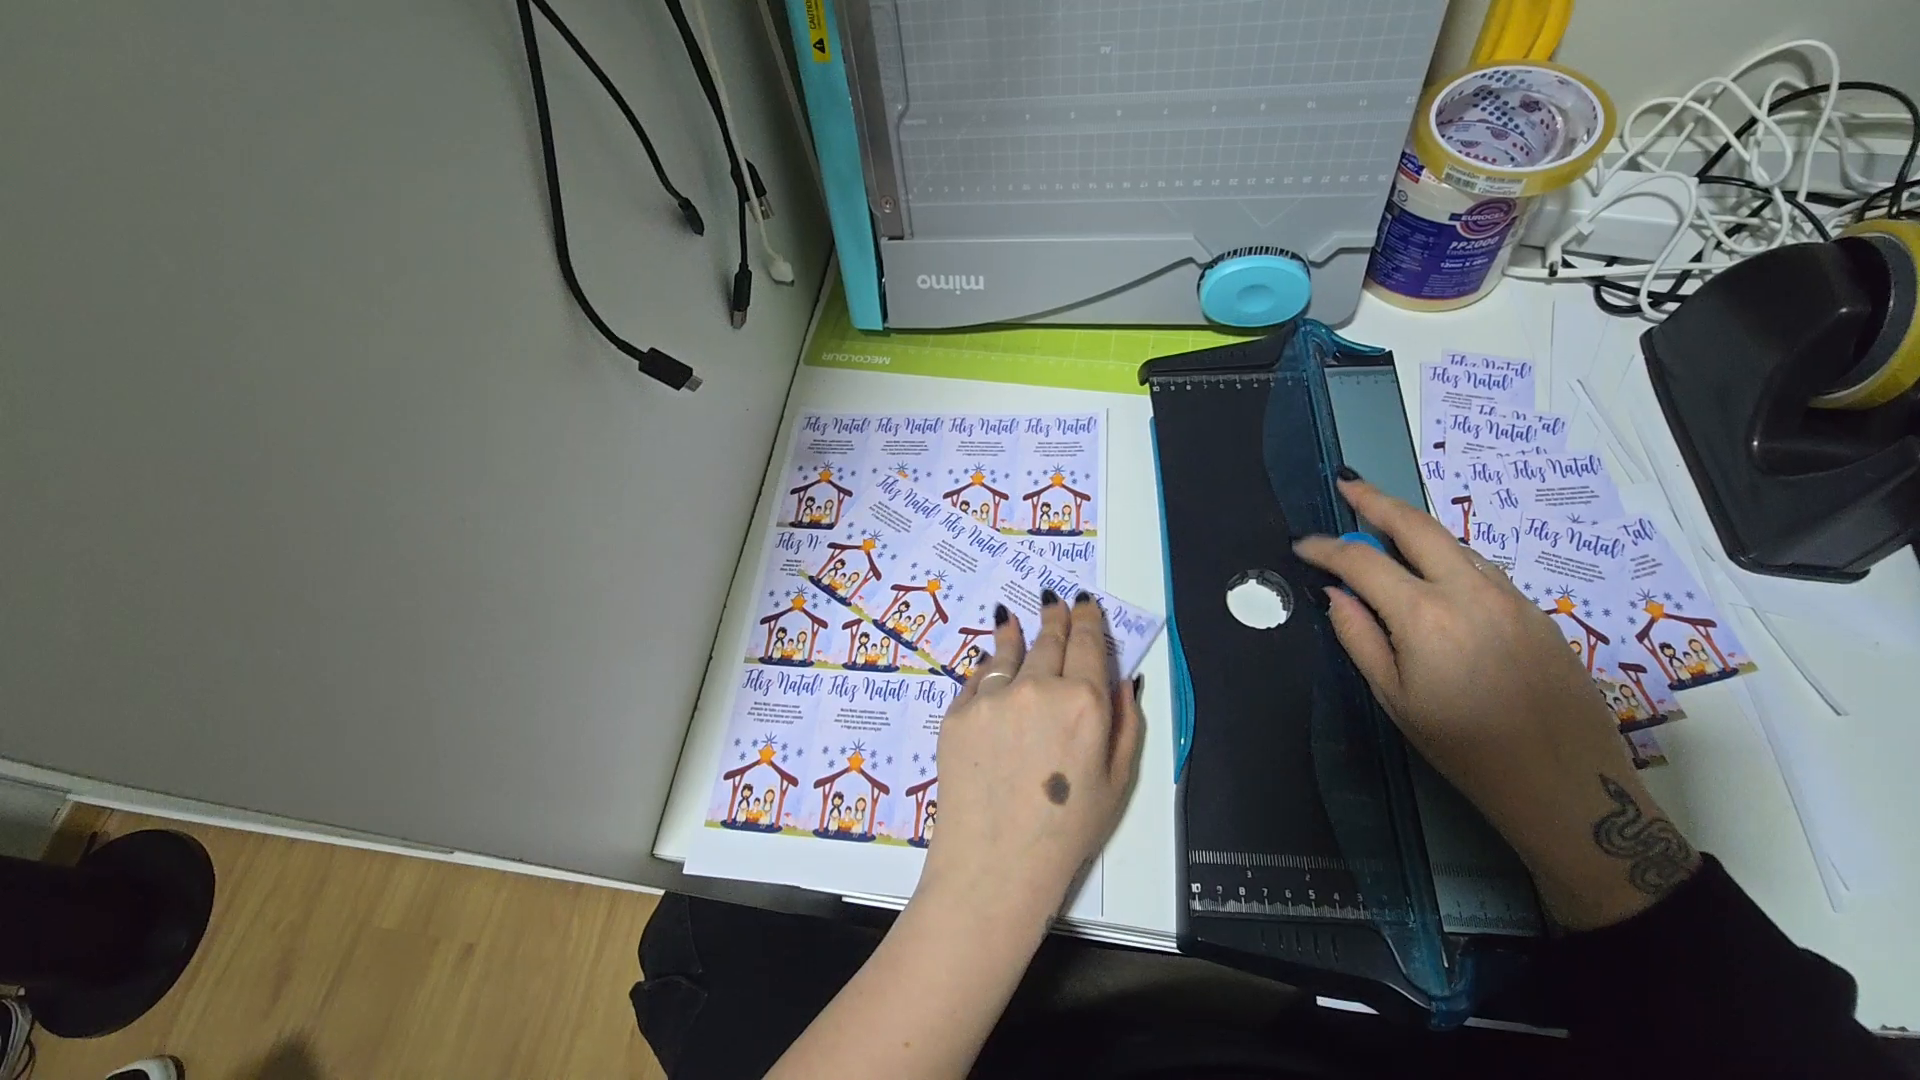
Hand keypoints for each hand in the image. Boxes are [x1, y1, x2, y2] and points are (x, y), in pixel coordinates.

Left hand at [918, 591, 1143, 921]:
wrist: (995, 864)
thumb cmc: (1066, 832)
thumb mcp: (1117, 781)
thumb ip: (1125, 723)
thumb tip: (1122, 680)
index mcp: (1084, 702)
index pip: (1089, 644)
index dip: (1088, 620)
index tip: (1085, 605)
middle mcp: (1038, 688)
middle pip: (1049, 640)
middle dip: (1055, 619)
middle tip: (1055, 603)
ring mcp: (993, 698)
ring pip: (1008, 652)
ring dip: (1015, 632)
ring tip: (1012, 617)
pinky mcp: (958, 713)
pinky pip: (978, 678)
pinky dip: (988, 666)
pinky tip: (990, 660)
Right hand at [1293, 477, 1697, 929]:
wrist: (1563, 780)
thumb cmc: (1464, 747)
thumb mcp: (1395, 699)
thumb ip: (1359, 637)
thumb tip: (1338, 595)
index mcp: (1424, 615)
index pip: (1362, 562)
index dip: (1326, 548)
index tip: (1302, 545)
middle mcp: (1469, 590)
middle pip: (1417, 526)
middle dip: (1376, 500)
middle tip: (1348, 486)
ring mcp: (1508, 595)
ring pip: (1453, 542)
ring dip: (1413, 528)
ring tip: (1383, 526)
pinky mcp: (1534, 609)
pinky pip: (1479, 567)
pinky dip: (1445, 556)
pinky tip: (1432, 572)